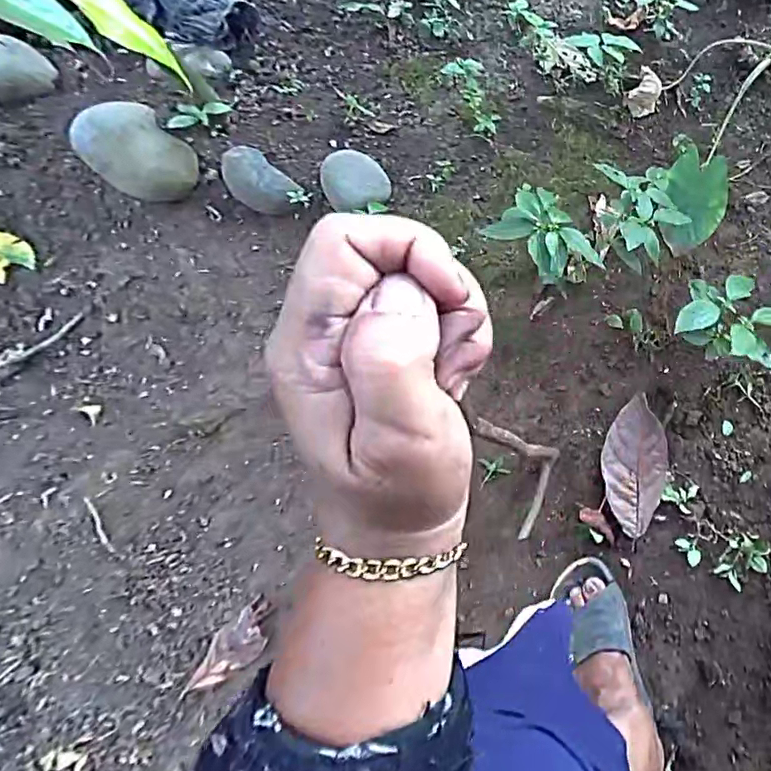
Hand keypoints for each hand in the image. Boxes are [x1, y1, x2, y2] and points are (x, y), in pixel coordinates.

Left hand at [265, 214, 492, 558]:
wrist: (400, 531)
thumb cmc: (399, 496)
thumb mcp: (398, 438)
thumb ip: (391, 360)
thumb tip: (402, 291)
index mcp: (308, 343)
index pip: (344, 240)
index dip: (407, 250)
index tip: (449, 297)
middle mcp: (324, 328)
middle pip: (391, 253)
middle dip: (444, 292)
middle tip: (451, 357)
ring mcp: (357, 335)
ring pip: (423, 278)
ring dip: (459, 318)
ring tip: (451, 376)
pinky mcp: (389, 344)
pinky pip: (437, 306)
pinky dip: (462, 334)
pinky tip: (452, 379)